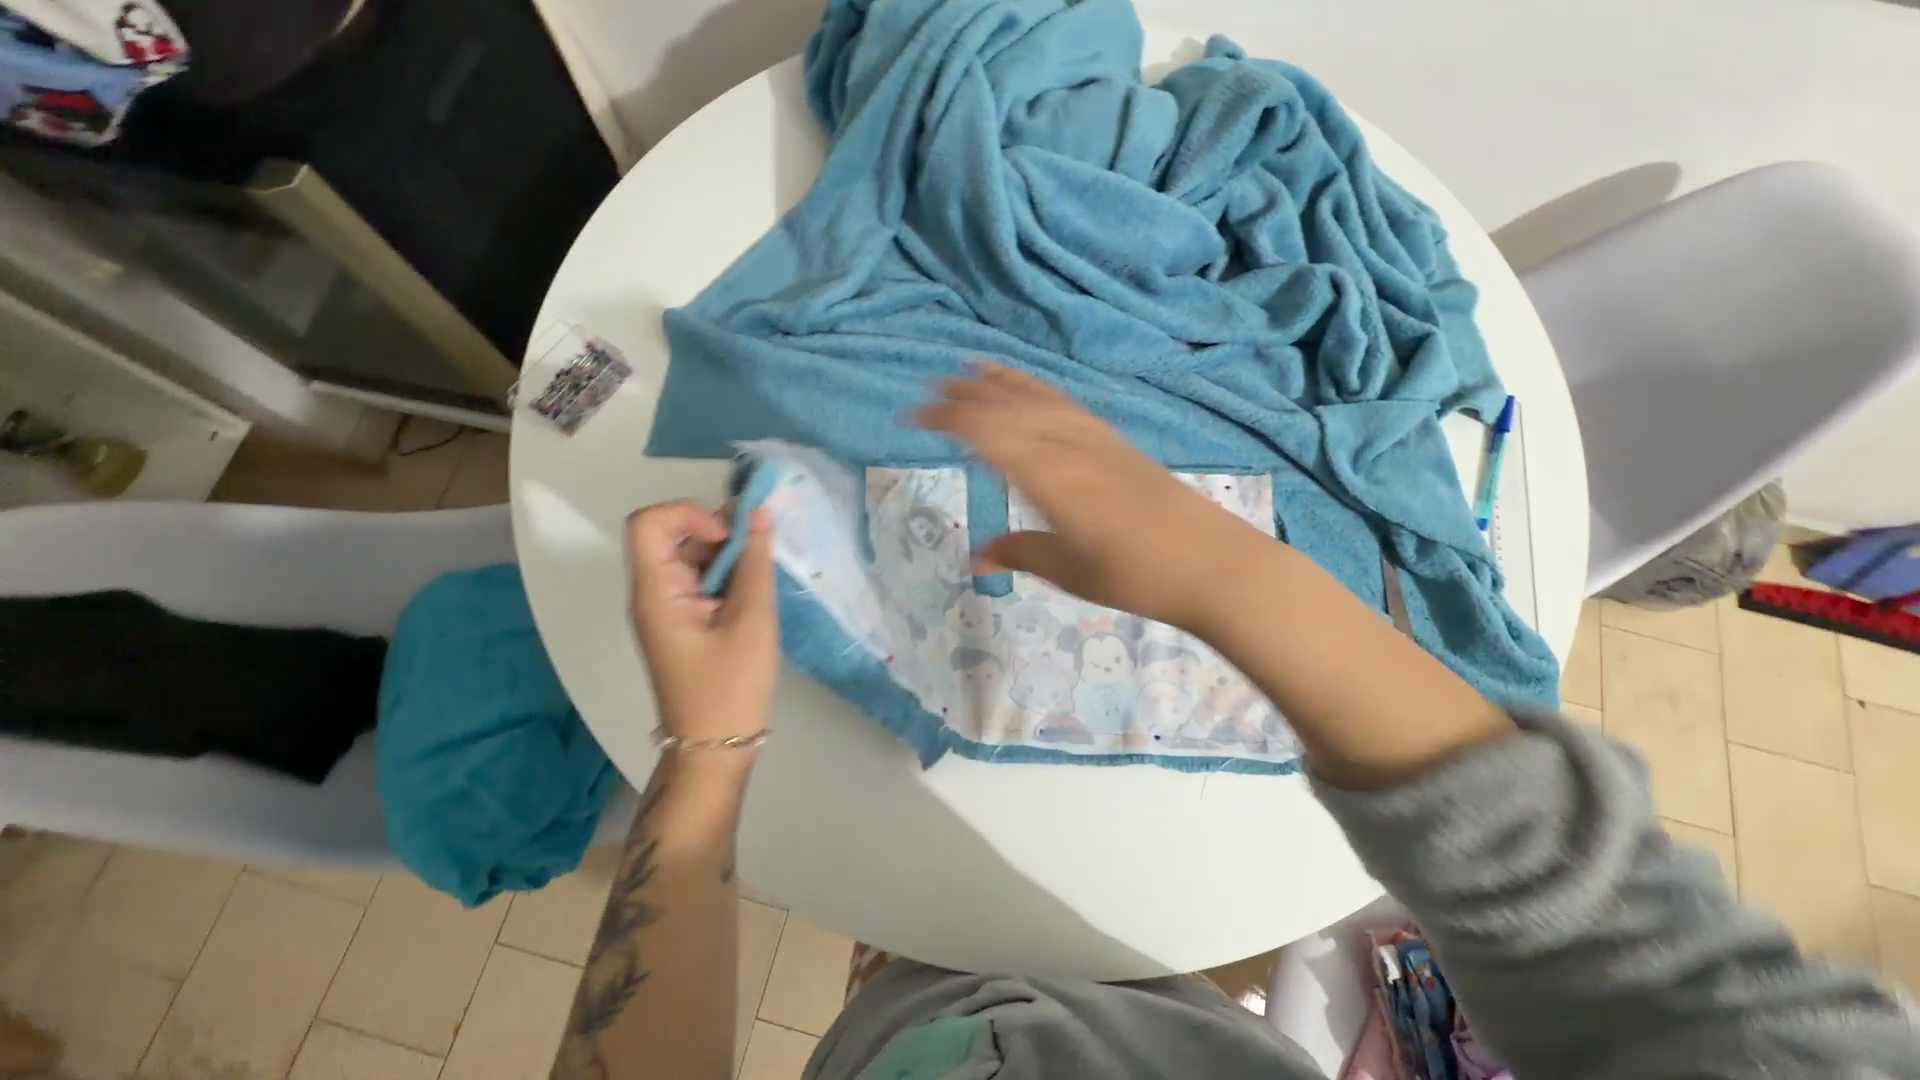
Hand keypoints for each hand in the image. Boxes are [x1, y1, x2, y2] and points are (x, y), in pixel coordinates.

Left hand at [625, 500, 778, 748]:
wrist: (714, 749)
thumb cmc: (730, 688)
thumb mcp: (752, 621)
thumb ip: (755, 564)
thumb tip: (758, 514)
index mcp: (655, 591)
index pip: (650, 522)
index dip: (688, 514)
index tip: (728, 538)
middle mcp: (652, 594)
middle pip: (673, 537)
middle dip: (718, 533)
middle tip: (761, 549)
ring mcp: (666, 610)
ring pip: (691, 558)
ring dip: (728, 556)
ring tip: (764, 575)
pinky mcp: (683, 623)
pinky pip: (699, 583)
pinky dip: (727, 577)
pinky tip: (756, 593)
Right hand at [913, 363, 1267, 632]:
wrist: (1212, 562)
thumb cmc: (1135, 575)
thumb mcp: (1070, 571)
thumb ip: (1020, 554)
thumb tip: (975, 557)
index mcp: (1048, 477)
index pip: (986, 433)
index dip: (947, 419)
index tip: (915, 416)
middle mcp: (1067, 447)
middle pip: (1009, 408)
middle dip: (967, 395)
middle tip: (932, 388)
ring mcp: (1096, 440)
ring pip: (1039, 400)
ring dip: (1002, 383)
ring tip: (973, 368)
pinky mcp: (1117, 442)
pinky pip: (1068, 404)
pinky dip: (1041, 390)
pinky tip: (1033, 389)